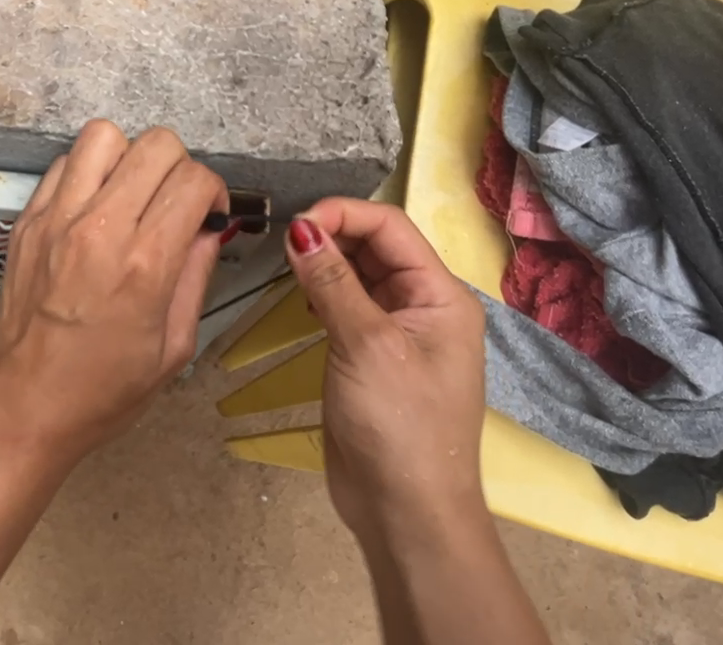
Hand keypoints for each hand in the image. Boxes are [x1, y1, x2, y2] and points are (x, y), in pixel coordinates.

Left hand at [0, 120, 228, 466]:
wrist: (23, 404)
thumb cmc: (104, 390)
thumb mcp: (174, 347)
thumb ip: (196, 274)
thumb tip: (209, 225)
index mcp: (144, 263)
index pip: (193, 180)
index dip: (214, 190)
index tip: (207, 213)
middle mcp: (99, 227)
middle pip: (155, 144)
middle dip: (178, 165)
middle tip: (172, 201)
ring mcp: (55, 218)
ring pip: (102, 135)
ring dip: (128, 156)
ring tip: (129, 193)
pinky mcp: (26, 219)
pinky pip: (63, 163)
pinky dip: (86, 171)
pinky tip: (92, 206)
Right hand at [284, 198, 487, 550]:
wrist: (404, 509)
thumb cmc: (398, 424)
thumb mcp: (365, 345)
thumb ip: (332, 282)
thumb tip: (299, 227)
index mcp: (440, 295)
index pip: (389, 227)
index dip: (342, 213)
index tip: (293, 223)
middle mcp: (421, 304)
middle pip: (373, 244)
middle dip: (329, 234)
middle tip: (282, 245)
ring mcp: (394, 329)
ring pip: (355, 272)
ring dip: (321, 261)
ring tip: (286, 266)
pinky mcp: (368, 351)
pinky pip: (343, 302)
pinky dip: (319, 290)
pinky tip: (300, 297)